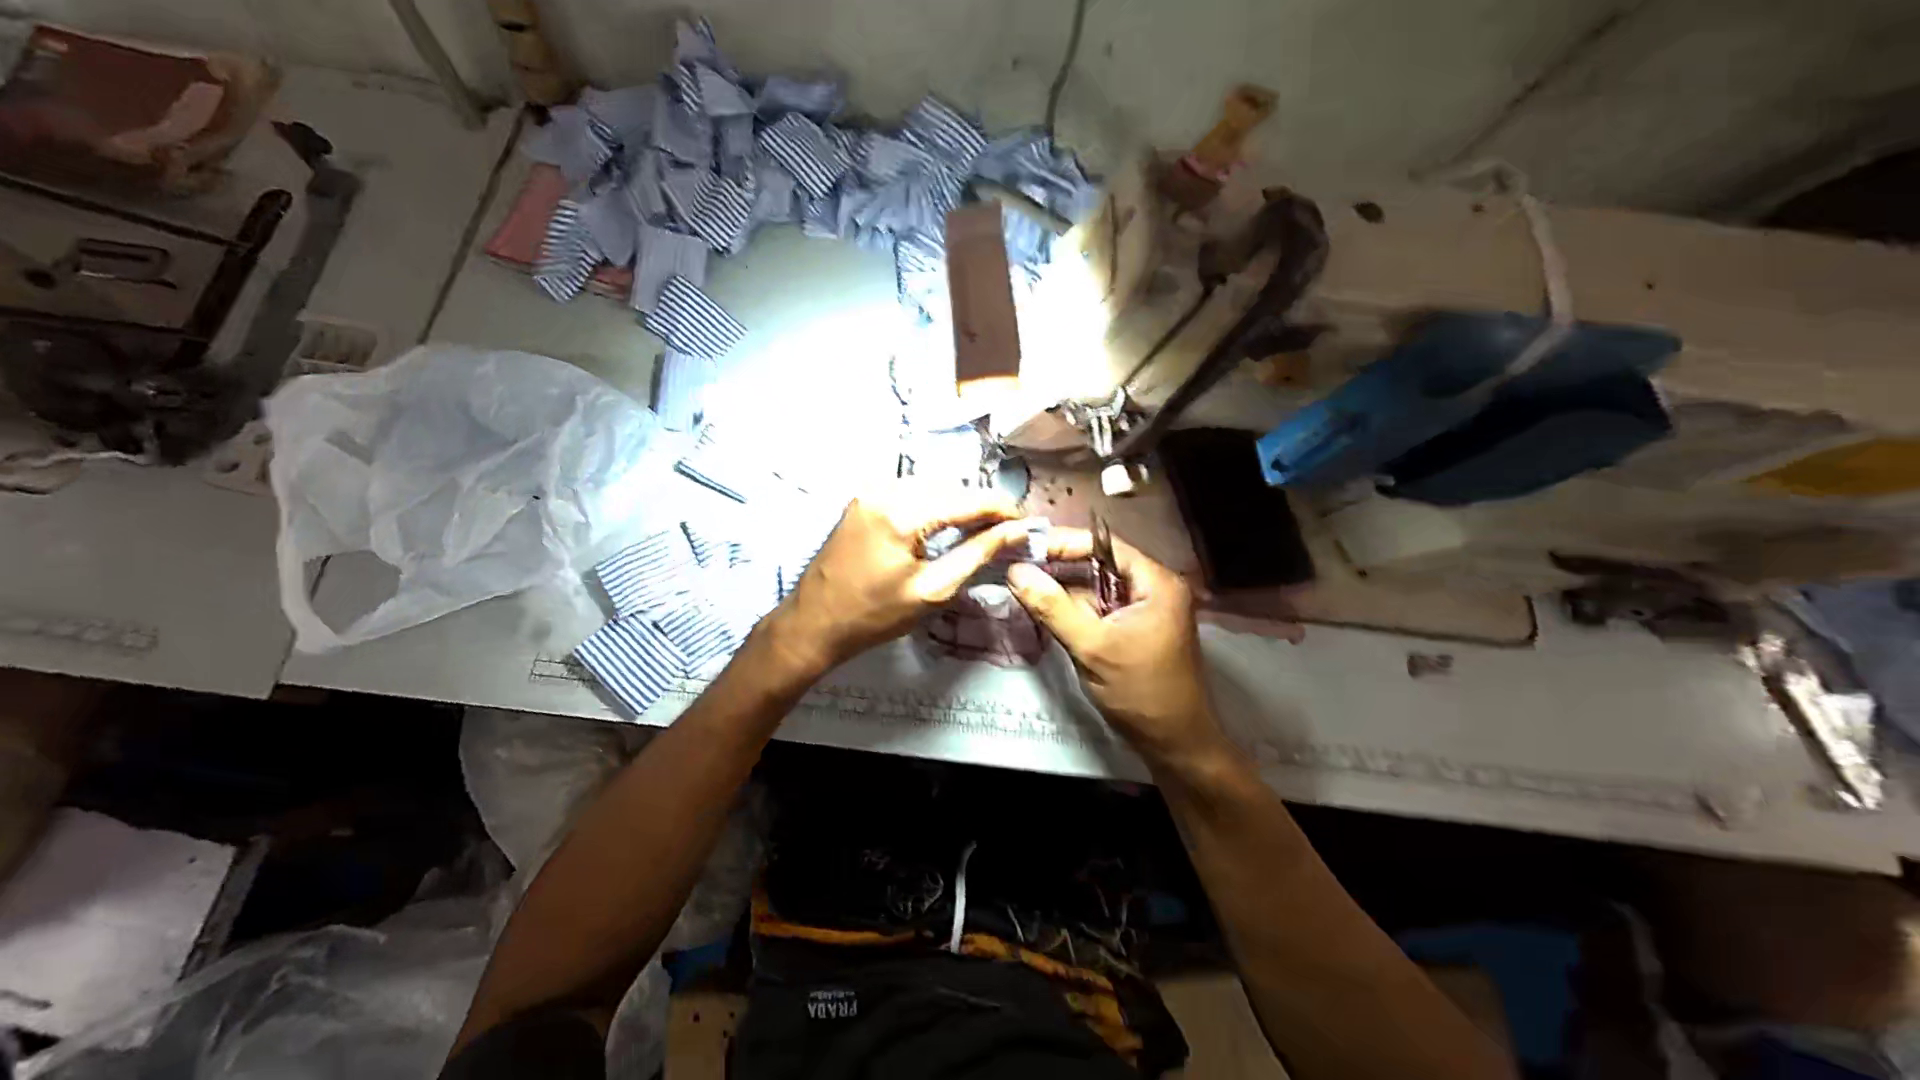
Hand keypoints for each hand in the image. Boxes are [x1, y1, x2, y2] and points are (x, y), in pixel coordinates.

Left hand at [768, 486, 1032, 674]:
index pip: (966, 499)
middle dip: (981, 505)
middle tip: (1007, 531)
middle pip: (950, 486)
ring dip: (958, 503)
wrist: (814, 622)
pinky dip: (933, 504)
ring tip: (981, 529)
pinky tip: (946, 525)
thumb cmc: (874, 616)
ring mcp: (870, 492)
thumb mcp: (933, 590)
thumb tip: (1014, 531)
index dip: (1002, 509)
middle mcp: (885, 490)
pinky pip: (910, 492)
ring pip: (931, 486)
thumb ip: (977, 554)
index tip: (1026, 523)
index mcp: (902, 513)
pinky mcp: (863, 500)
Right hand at [1006, 530, 1229, 766]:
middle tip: (1016, 565)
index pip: (1104, 546)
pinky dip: (1073, 609)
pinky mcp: (1132, 629)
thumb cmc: (1140, 692)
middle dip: (1058, 566)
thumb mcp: (1092, 648)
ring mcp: (1143, 610)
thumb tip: (1015, 572)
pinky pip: (1099, 609)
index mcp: (1155, 583)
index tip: (1025, 547)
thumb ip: (1053, 607)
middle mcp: (1152, 588)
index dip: (1064, 543)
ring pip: (1095, 588)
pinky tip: (1042, 607)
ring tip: (1021, 583)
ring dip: (1062, 589)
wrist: (1174, 743)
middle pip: (1098, 564)